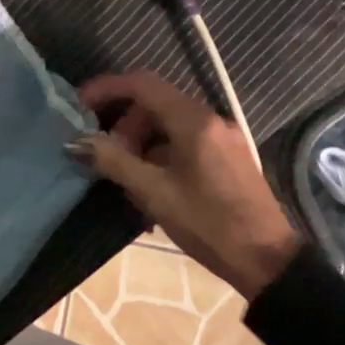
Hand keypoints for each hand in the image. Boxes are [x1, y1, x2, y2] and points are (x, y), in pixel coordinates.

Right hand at [69, 70, 302, 298]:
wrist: (267, 261)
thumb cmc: (208, 223)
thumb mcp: (154, 193)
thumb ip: (113, 161)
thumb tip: (77, 142)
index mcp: (193, 121)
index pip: (142, 84)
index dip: (106, 88)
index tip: (79, 106)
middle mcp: (210, 120)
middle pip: (155, 103)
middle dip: (123, 123)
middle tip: (103, 153)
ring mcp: (222, 138)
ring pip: (169, 124)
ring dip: (140, 141)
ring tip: (124, 175)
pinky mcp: (227, 157)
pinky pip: (184, 141)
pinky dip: (159, 152)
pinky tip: (149, 184)